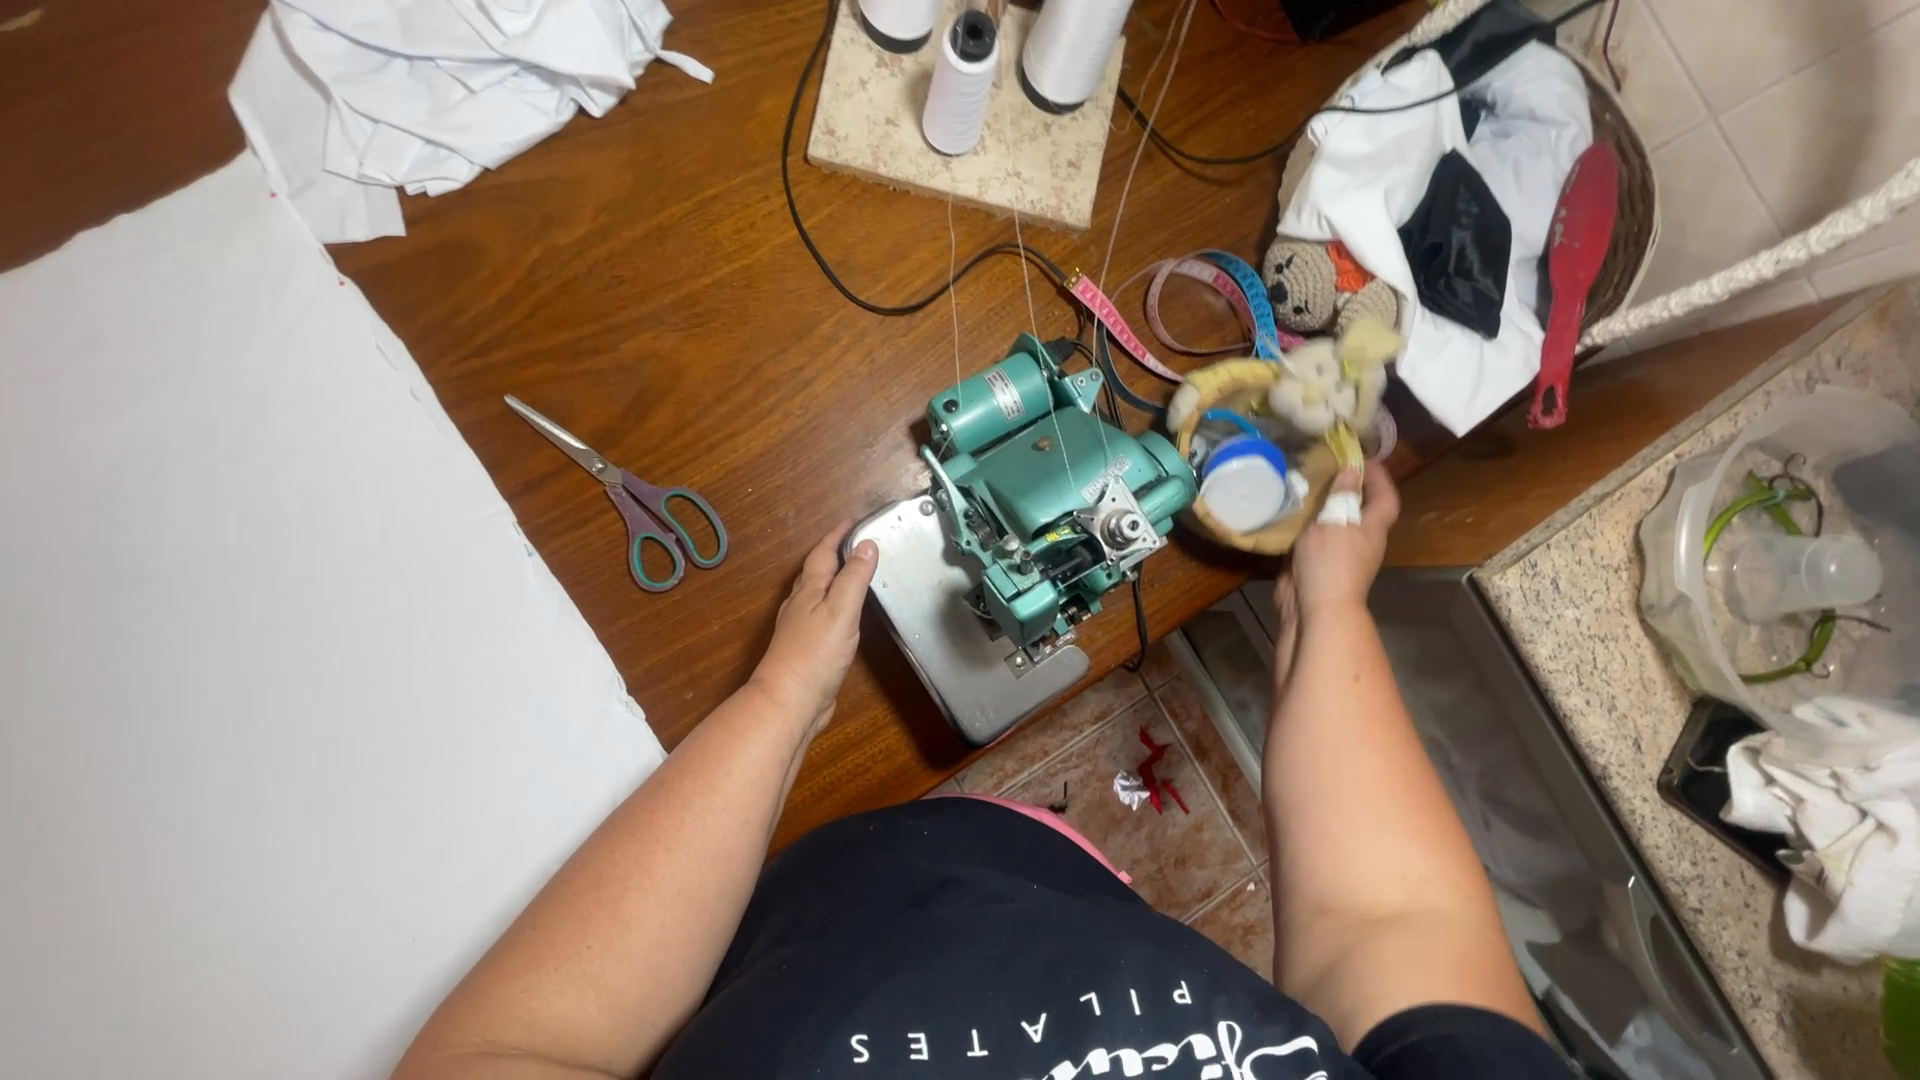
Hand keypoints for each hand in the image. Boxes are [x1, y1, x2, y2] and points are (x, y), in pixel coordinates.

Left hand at [748, 523, 877, 733]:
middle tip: (853, 543)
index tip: (852, 521)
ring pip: (815, 593)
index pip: (823, 554)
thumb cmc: (815, 654)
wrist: (789, 702)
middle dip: (833, 554)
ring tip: (848, 572)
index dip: (836, 536)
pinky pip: (820, 616)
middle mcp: (801, 605)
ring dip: (830, 579)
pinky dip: (832, 605)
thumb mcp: (841, 610)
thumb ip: (854, 577)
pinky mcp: (806, 649)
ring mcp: (801, 628)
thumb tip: (866, 544)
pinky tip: (839, 616)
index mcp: (809, 591)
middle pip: (815, 571)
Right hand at [1285, 466, 1398, 619]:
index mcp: (1372, 528)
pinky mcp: (1314, 563)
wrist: (1316, 607)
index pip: (1385, 497)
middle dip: (1348, 488)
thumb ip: (1342, 496)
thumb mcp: (1336, 522)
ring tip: (1303, 485)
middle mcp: (1359, 539)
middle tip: (1328, 468)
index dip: (1380, 478)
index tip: (1365, 458)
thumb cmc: (1331, 562)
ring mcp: (1337, 553)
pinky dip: (1303, 524)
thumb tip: (1352, 471)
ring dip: (1322, 506)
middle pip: (1360, 509)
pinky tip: (1286, 513)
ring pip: (1333, 523)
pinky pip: (1311, 537)